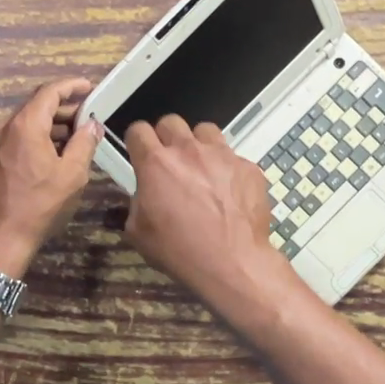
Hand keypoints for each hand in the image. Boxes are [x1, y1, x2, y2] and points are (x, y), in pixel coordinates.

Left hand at [0, 78, 100, 275]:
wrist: (2, 235)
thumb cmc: (40, 204)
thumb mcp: (72, 173)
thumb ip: (85, 143)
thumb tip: (92, 125)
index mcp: (25, 124)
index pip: (50, 91)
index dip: (72, 86)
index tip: (90, 87)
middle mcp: (6, 126)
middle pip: (38, 104)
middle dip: (65, 107)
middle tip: (89, 115)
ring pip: (28, 120)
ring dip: (53, 123)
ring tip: (78, 135)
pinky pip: (20, 135)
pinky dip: (39, 135)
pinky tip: (58, 150)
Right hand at [123, 116, 294, 316]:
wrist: (232, 262)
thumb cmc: (179, 250)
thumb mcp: (138, 231)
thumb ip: (137, 201)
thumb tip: (145, 193)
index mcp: (156, 163)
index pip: (138, 129)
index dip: (136, 140)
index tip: (139, 152)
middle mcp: (188, 150)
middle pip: (171, 122)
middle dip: (166, 137)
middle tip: (170, 160)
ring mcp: (222, 155)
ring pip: (205, 131)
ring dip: (198, 145)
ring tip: (201, 168)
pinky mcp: (248, 167)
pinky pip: (233, 157)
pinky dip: (227, 169)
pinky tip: (228, 192)